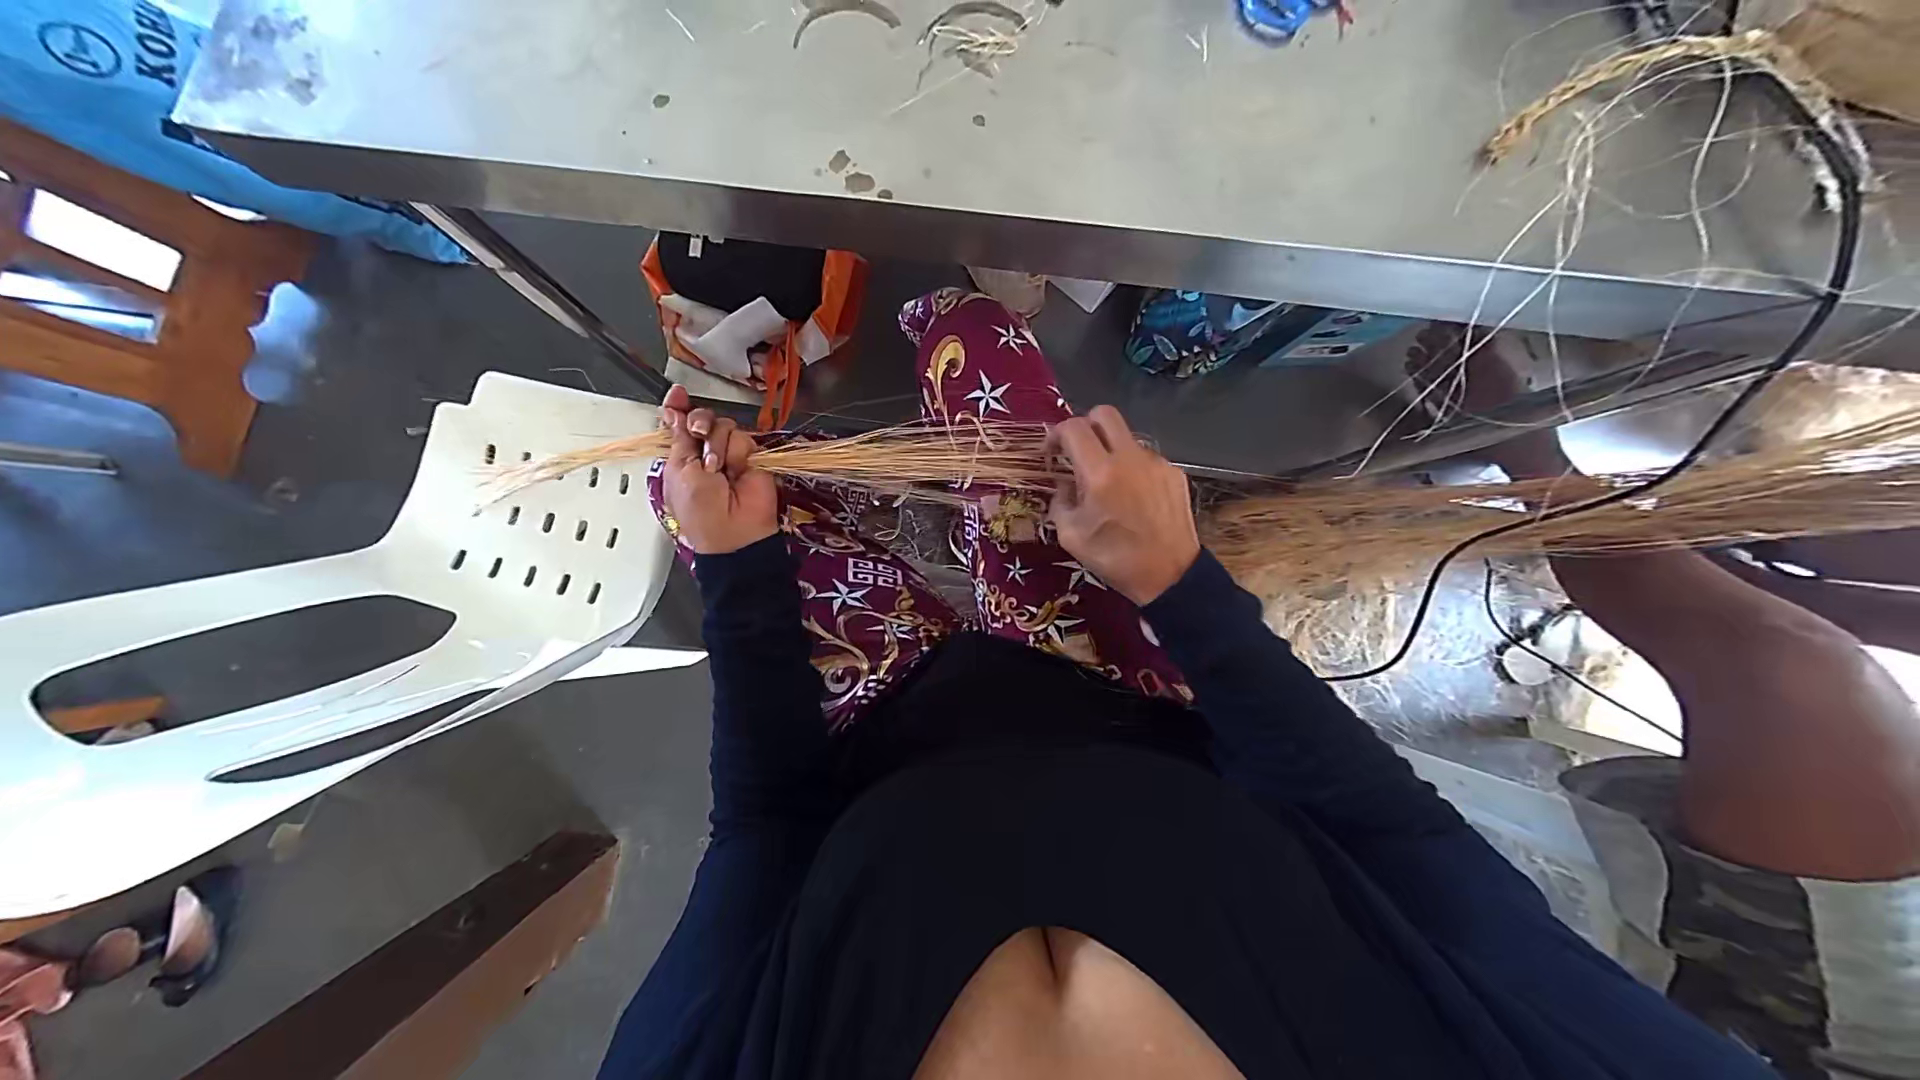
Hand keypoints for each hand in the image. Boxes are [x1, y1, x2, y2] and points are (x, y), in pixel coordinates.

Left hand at [659, 385, 778, 554]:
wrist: (733, 530)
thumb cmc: (699, 509)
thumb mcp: (679, 470)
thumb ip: (678, 438)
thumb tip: (672, 410)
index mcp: (683, 456)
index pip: (680, 423)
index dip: (679, 407)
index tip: (677, 393)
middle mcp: (707, 452)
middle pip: (703, 418)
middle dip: (699, 423)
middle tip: (698, 435)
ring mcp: (730, 454)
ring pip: (724, 426)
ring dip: (718, 445)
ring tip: (719, 468)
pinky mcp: (753, 458)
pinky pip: (743, 438)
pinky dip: (737, 453)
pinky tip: (736, 470)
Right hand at [1045, 406, 1199, 605]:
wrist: (1169, 575)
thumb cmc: (1114, 558)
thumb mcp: (1071, 535)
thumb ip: (1061, 501)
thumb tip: (1064, 485)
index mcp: (1099, 473)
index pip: (1073, 428)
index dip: (1056, 434)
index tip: (1051, 453)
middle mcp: (1129, 458)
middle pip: (1104, 414)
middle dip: (1085, 426)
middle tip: (1077, 450)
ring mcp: (1156, 463)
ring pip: (1126, 437)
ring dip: (1110, 450)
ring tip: (1107, 483)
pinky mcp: (1174, 473)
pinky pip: (1145, 459)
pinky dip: (1132, 469)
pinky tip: (1132, 497)